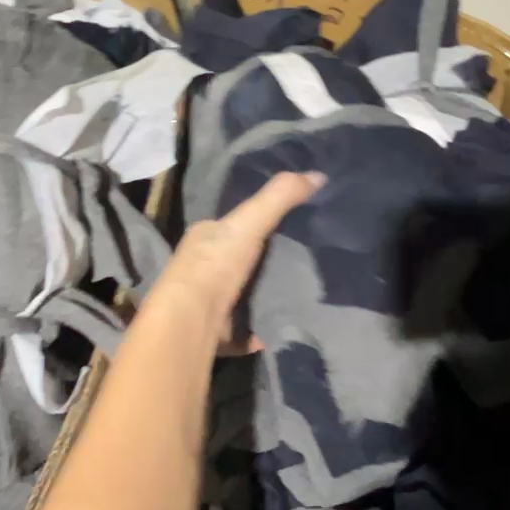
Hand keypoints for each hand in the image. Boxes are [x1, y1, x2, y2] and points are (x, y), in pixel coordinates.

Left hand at [143, 171, 324, 346]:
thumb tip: (318, 174)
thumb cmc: (216, 264)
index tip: (289, 227)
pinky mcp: (213, 334)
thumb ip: (280, 197)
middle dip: (261, 264)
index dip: (256, 224)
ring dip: (261, 298)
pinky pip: (240, 332)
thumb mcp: (250, 221)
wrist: (191, 320)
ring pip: (238, 296)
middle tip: (300, 264)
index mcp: (204, 237)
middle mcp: (200, 268)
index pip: (231, 225)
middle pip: (236, 262)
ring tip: (297, 294)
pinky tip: (278, 328)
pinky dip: (257, 332)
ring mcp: (204, 304)